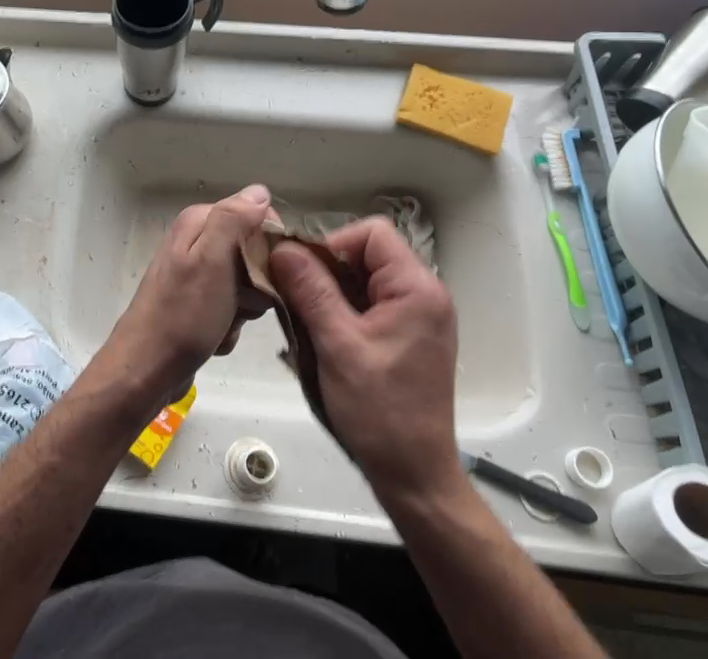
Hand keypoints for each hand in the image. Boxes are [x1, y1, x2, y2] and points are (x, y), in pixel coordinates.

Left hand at [99, 184, 271, 404]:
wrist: (147, 369)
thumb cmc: (182, 316)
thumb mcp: (212, 261)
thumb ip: (233, 221)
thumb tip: (260, 190)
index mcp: (198, 223)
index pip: (257, 216)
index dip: (269, 245)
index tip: (267, 272)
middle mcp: (195, 243)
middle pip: (254, 252)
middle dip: (257, 283)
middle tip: (241, 302)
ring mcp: (196, 276)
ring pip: (247, 285)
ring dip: (244, 309)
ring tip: (225, 322)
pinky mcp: (198, 305)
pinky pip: (232, 309)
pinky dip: (229, 326)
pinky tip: (215, 338)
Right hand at [268, 217, 463, 501]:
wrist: (413, 473)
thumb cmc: (378, 410)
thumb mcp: (337, 345)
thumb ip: (310, 291)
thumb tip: (282, 249)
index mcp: (417, 289)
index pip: (371, 234)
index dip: (331, 244)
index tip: (301, 274)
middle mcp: (425, 296)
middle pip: (367, 256)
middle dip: (325, 272)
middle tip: (295, 299)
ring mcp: (418, 319)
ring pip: (364, 283)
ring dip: (330, 295)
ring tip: (304, 322)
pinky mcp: (408, 340)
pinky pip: (369, 308)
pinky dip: (342, 315)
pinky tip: (320, 339)